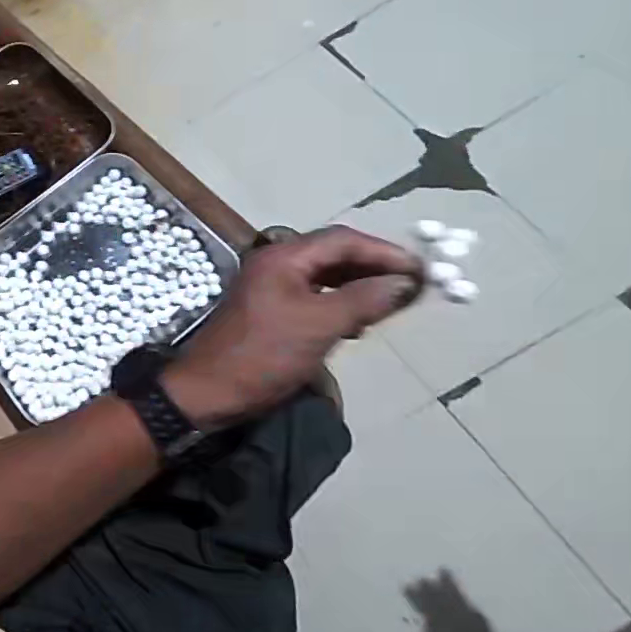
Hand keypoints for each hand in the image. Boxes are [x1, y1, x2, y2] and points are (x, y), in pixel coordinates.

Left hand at [162, 225, 420, 428]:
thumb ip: (364, 300)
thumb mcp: (319, 326)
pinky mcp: (269, 312)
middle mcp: (274, 264)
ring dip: (358, 287)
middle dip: (373, 268)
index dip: (384, 252)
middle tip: (412, 287)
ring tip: (391, 305)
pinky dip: (338, 305)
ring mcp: (269, 288)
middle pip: (333, 254)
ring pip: (324, 277)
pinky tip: (357, 323)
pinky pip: (312, 297)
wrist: (208, 391)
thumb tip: (406, 283)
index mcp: (282, 257)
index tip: (421, 271)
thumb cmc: (262, 355)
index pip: (342, 240)